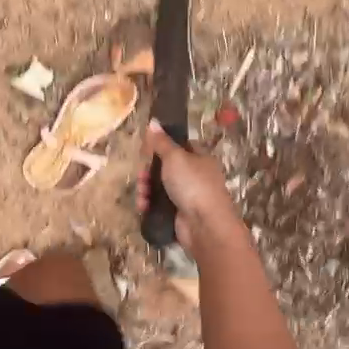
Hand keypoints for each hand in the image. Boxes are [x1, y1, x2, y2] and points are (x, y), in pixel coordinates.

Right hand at [138, 121, 242, 254]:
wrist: (205, 226)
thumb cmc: (193, 184)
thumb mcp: (175, 157)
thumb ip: (161, 141)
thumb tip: (153, 122)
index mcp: (200, 159)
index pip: (180, 146)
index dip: (163, 145)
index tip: (147, 148)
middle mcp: (195, 176)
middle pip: (164, 167)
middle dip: (148, 171)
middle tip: (143, 176)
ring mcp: (187, 196)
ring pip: (158, 186)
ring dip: (146, 189)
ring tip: (143, 195)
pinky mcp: (178, 214)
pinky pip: (158, 204)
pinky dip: (149, 204)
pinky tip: (144, 206)